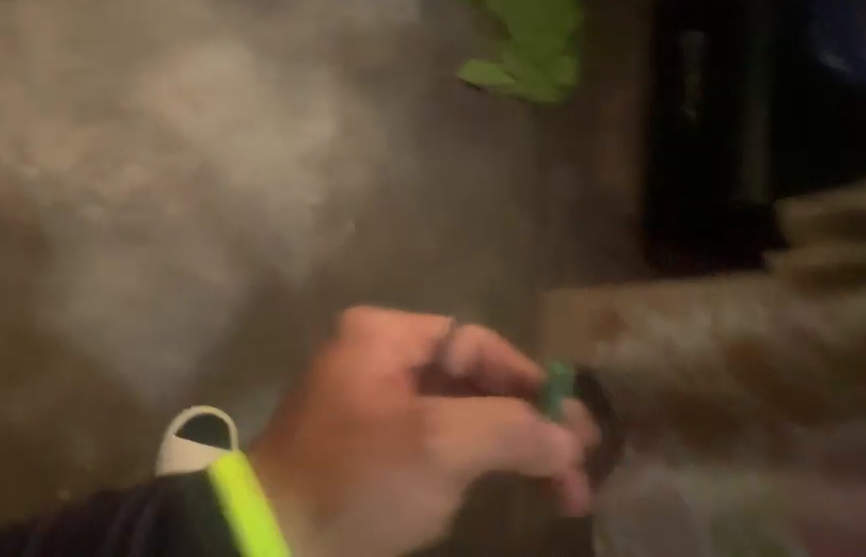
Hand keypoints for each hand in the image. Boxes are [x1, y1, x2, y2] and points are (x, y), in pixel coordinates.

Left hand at [246, 307, 597, 556]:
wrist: (284, 529)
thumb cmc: (358, 476)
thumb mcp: (438, 445)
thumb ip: (508, 428)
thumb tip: (568, 436)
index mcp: (381, 335)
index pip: (473, 342)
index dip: (530, 382)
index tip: (580, 436)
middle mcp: (377, 355)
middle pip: (473, 375)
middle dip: (529, 420)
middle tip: (581, 474)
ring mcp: (377, 398)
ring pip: (464, 409)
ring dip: (515, 445)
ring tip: (566, 495)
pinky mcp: (379, 441)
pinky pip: (444, 436)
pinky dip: (484, 459)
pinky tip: (517, 488)